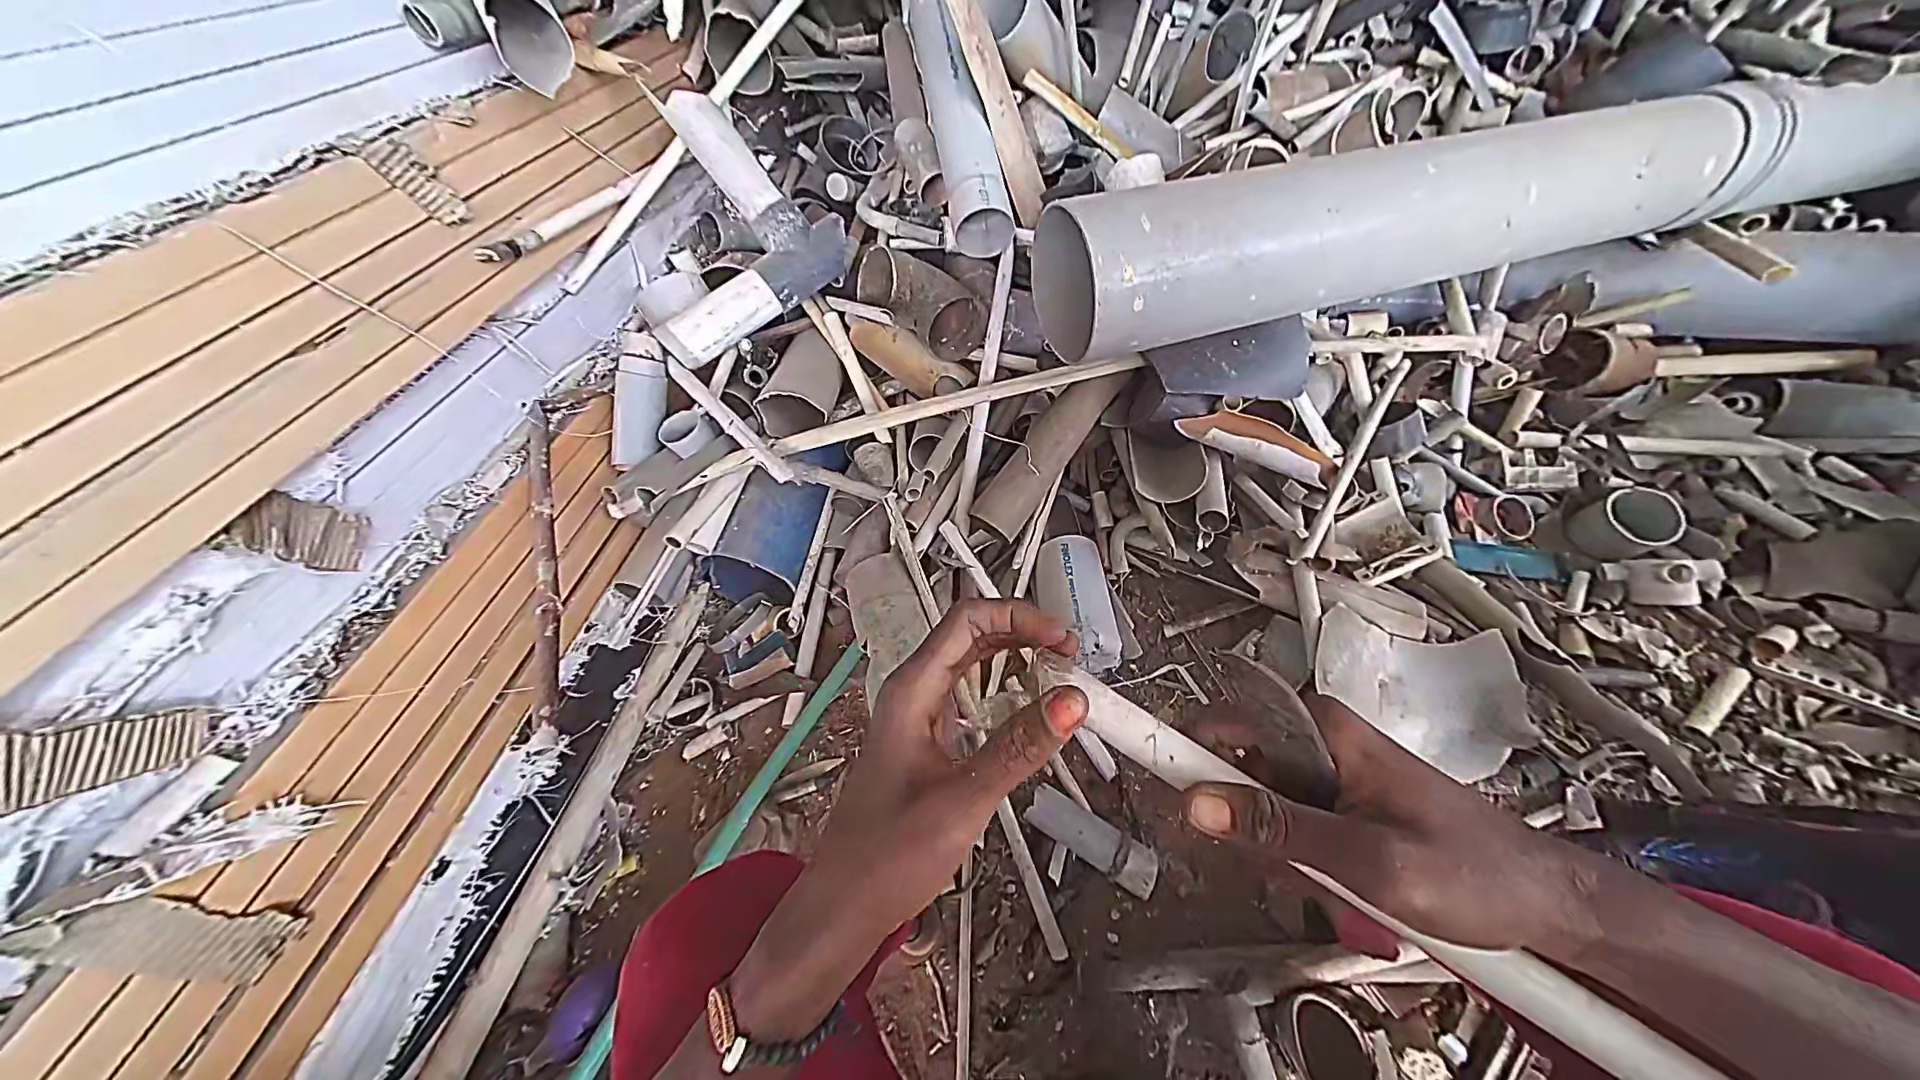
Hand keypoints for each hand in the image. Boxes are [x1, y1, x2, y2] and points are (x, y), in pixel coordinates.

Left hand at [728, 600, 1087, 1037]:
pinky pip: (972, 696)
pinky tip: (1031, 709)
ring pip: (973, 663)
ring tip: (1059, 676)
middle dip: (1024, 633)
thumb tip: (1071, 701)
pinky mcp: (930, 738)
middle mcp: (914, 691)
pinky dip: (1006, 692)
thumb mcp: (963, 800)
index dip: (1020, 616)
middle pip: (973, 633)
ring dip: (1017, 660)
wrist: (845, 904)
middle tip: (1069, 657)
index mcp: (912, 689)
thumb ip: (1019, 747)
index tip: (1061, 640)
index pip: (968, 619)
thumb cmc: (887, 857)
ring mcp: (920, 714)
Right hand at [1183, 686, 1603, 957]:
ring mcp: (1322, 772)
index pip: (1224, 721)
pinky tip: (1339, 887)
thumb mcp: (1372, 863)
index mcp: (1324, 728)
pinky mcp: (1329, 801)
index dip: (1181, 746)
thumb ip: (1279, 832)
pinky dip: (1295, 861)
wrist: (1550, 910)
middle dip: (1249, 827)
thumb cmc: (1480, 873)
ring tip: (1338, 887)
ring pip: (1255, 805)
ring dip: (1278, 854)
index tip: (1143, 762)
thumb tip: (1200, 802)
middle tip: (1293, 871)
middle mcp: (1317, 739)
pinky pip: (1281, 825)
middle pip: (1234, 770)